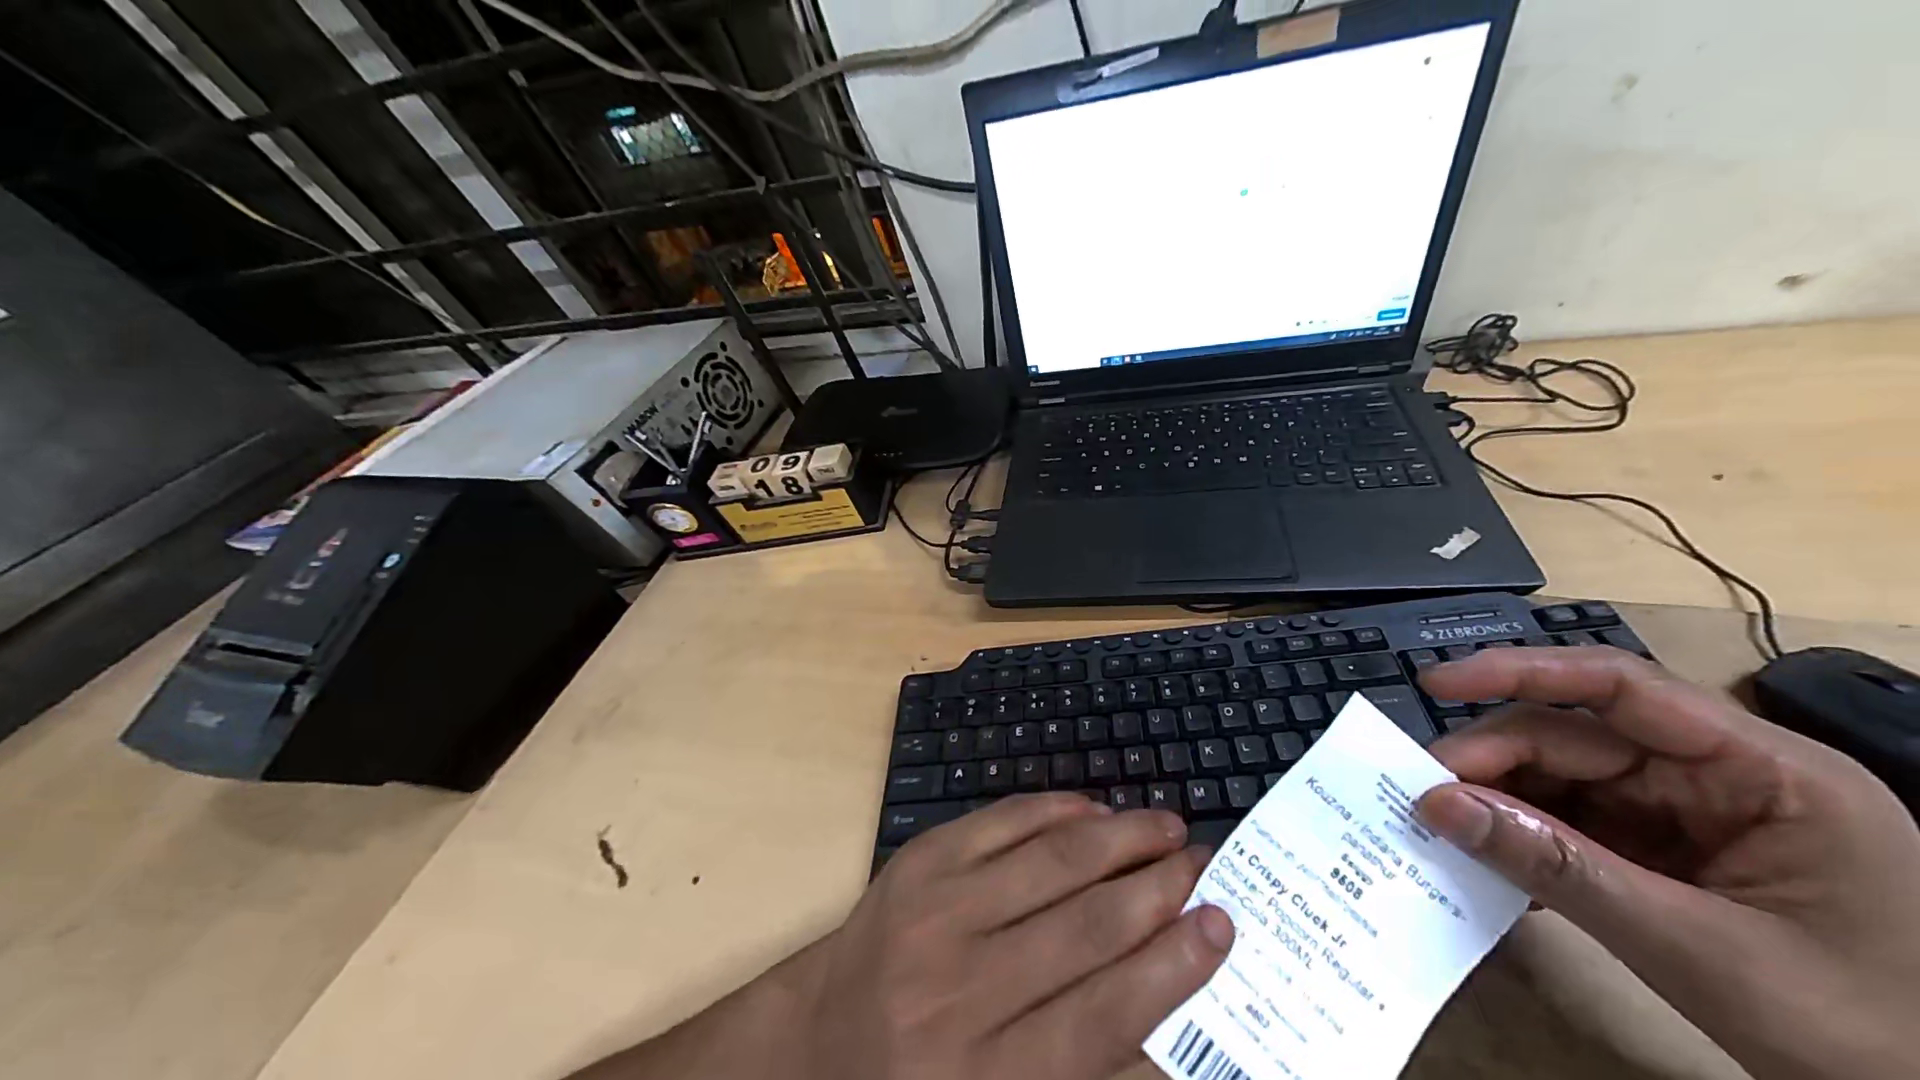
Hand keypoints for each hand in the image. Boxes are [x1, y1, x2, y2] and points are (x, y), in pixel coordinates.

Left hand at [579, 794, 1232, 1079]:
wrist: (818, 1040)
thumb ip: (1088, 1065)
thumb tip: (1175, 1017)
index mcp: (992, 1074)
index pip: (1106, 1011)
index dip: (1174, 964)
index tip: (1221, 924)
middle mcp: (963, 991)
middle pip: (1086, 926)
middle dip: (1158, 887)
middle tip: (1202, 860)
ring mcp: (935, 914)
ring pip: (1050, 861)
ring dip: (1118, 836)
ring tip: (1163, 824)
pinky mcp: (917, 864)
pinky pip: (999, 822)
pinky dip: (1053, 809)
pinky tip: (1091, 807)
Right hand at [1414, 647, 1919, 1079]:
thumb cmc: (1870, 1039)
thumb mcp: (1702, 954)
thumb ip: (1562, 871)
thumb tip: (1440, 805)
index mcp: (1766, 772)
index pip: (1621, 688)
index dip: (1520, 673)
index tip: (1435, 685)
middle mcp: (1720, 776)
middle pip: (1573, 739)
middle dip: (1492, 762)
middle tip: (1419, 793)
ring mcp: (1692, 816)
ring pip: (1562, 781)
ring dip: (1499, 803)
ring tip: (1441, 828)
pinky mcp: (1667, 853)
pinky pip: (1573, 826)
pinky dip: (1525, 840)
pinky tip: (1489, 861)